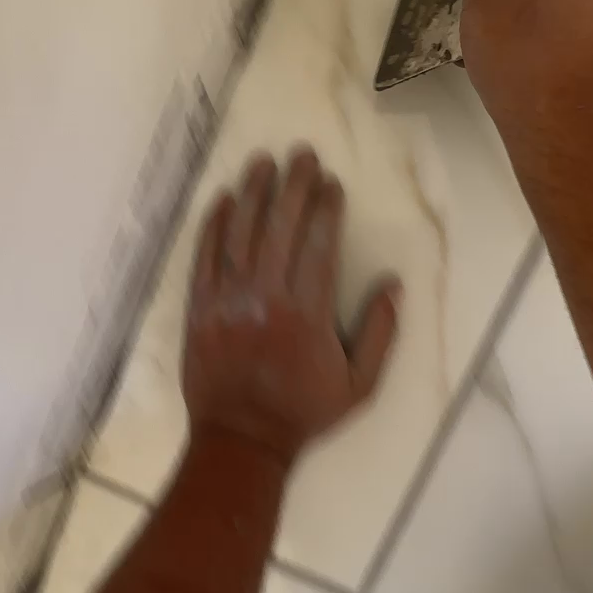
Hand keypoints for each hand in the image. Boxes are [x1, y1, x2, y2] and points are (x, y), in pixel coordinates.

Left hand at [182, 147, 400, 467]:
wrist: (241, 438)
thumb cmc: (304, 412)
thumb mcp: (360, 386)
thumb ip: (381, 334)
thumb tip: (393, 284)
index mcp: (308, 314)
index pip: (320, 245)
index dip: (327, 210)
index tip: (332, 184)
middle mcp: (266, 298)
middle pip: (280, 228)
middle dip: (293, 186)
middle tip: (301, 154)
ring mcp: (227, 301)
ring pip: (240, 234)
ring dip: (254, 194)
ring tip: (263, 162)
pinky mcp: (199, 308)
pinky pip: (204, 257)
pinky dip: (214, 225)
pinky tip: (224, 198)